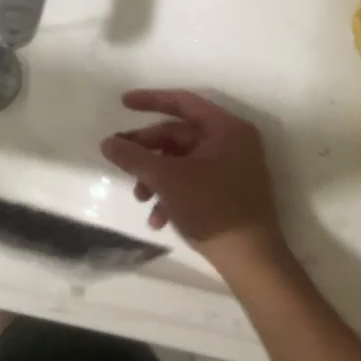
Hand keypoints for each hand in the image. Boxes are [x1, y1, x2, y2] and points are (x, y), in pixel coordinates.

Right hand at [101, 89, 286, 268]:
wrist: (252, 260)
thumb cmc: (212, 208)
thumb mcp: (166, 178)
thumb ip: (133, 156)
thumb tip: (107, 143)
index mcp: (226, 129)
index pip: (183, 102)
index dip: (150, 100)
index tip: (122, 104)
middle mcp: (233, 142)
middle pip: (178, 135)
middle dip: (147, 152)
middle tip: (120, 160)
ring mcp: (233, 168)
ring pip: (181, 161)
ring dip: (155, 176)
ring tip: (140, 199)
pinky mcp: (229, 191)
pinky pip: (193, 180)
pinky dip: (171, 193)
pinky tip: (158, 219)